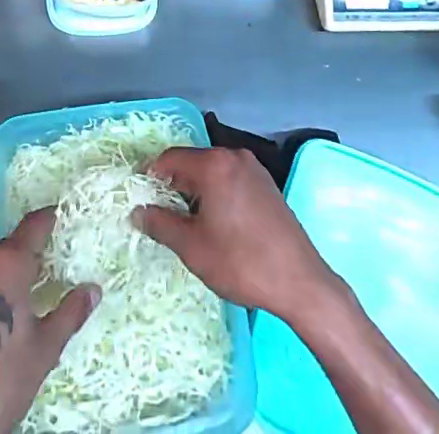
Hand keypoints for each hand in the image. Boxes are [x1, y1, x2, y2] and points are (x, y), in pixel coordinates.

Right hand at [134, 147, 343, 323]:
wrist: (301, 282)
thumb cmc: (241, 262)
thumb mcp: (192, 246)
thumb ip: (160, 223)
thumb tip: (138, 212)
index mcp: (214, 164)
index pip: (171, 158)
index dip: (151, 175)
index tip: (139, 194)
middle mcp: (235, 156)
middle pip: (193, 161)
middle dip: (173, 184)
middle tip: (160, 211)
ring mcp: (254, 169)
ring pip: (212, 171)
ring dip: (195, 189)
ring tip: (185, 220)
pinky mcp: (267, 184)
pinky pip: (231, 178)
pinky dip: (216, 192)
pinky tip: (214, 220)